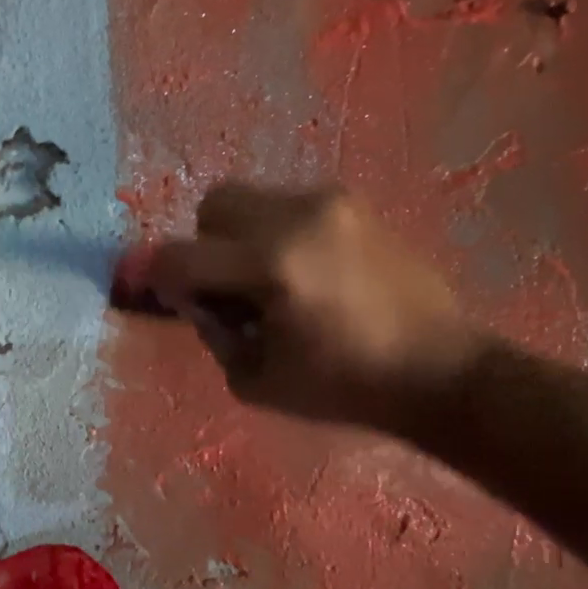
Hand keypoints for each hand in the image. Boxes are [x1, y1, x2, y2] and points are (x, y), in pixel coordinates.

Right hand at [148, 183, 480, 430]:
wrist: (438, 370)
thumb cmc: (343, 388)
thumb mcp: (255, 381)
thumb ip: (214, 333)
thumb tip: (196, 299)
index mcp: (272, 266)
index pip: (182, 256)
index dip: (153, 274)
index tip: (148, 291)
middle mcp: (298, 217)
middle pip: (213, 206)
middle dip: (204, 246)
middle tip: (225, 290)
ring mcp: (331, 203)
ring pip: (253, 200)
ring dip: (241, 238)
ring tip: (270, 285)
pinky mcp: (354, 204)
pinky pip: (289, 207)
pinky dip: (276, 235)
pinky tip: (303, 275)